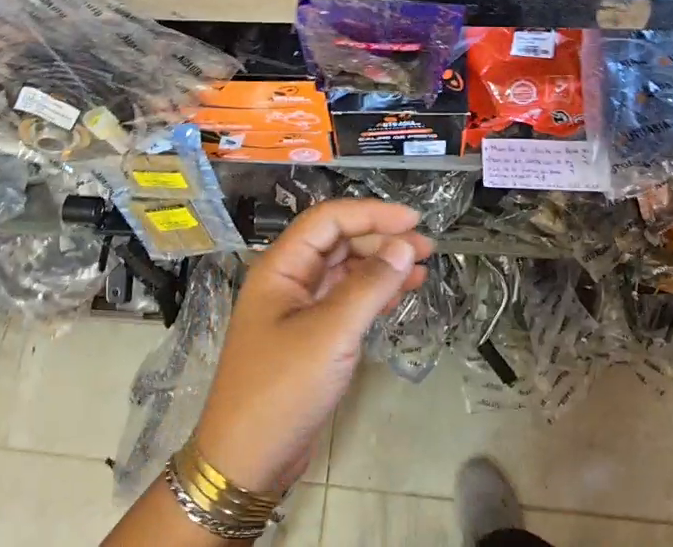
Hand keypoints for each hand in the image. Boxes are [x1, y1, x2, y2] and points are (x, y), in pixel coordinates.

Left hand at [192, 200, 433, 494]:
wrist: (246, 460)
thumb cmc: (282, 389)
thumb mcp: (330, 334)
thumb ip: (369, 286)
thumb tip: (404, 244)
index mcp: (280, 268)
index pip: (328, 220)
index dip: (371, 213)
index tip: (414, 220)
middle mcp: (287, 281)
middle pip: (337, 242)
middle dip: (380, 239)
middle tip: (426, 249)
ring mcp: (296, 310)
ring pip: (343, 271)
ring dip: (380, 267)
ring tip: (422, 271)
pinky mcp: (308, 338)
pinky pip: (344, 301)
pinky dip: (372, 295)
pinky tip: (398, 298)